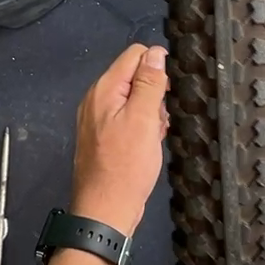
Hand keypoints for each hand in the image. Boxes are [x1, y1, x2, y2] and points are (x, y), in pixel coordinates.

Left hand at [70, 43, 168, 234]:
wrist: (106, 211)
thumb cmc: (127, 166)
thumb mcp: (143, 120)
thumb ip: (149, 83)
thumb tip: (155, 52)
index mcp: (104, 90)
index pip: (134, 55)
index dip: (157, 67)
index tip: (167, 94)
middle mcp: (97, 99)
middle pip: (134, 76)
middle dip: (154, 94)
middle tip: (158, 121)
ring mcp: (98, 119)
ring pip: (134, 99)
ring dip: (151, 113)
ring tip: (154, 137)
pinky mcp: (103, 136)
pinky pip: (128, 119)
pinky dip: (142, 128)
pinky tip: (147, 146)